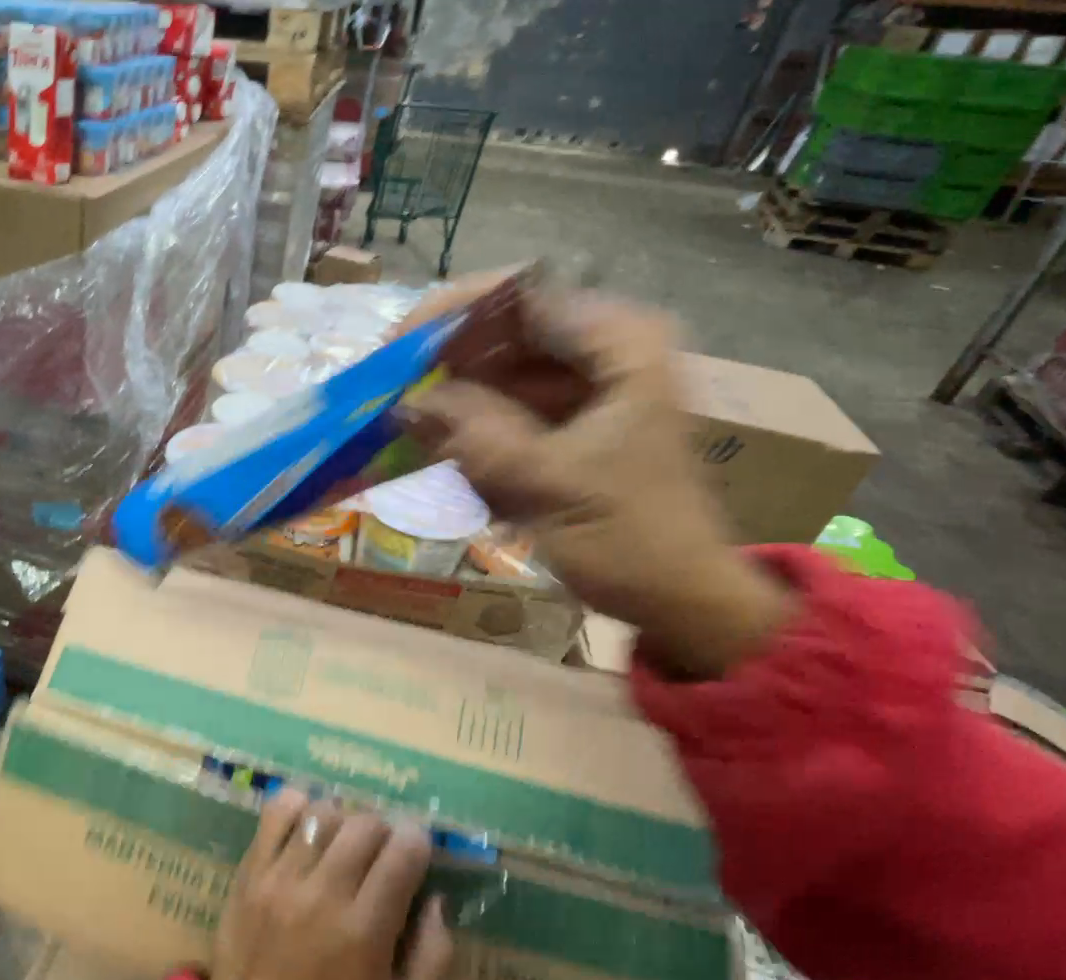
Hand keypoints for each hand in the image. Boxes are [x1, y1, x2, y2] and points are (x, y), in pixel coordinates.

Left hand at [211, 790, 452, 979]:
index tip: (418, 852)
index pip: (403, 853)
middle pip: (364, 824)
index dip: (418, 843)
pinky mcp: (249, 872)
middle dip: (385, 830)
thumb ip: (434, 957)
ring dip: (344, 820)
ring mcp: (279, 878)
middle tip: (384, 851)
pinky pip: (275, 814)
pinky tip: (309, 824)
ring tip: (345, 842)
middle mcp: (321, 894)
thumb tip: (437, 899)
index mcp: (364, 932)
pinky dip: (298, 806)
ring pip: (322, 814)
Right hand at [394, 275, 792, 677]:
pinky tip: (440, 454)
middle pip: (502, 329)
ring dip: (449, 398)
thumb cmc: (630, 540)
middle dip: (443, 362)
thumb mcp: (548, 484)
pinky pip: (502, 403)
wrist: (680, 597)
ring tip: (405, 428)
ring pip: (495, 367)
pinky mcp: (568, 418)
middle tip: (385, 393)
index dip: (451, 313)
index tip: (396, 349)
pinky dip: (468, 426)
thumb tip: (405, 400)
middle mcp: (604, 348)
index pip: (521, 294)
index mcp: (621, 343)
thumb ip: (475, 434)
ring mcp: (585, 384)